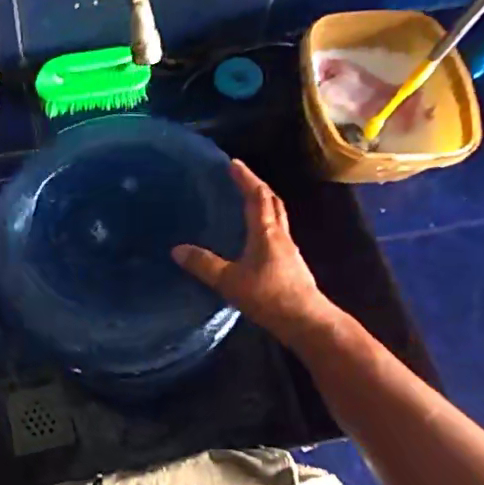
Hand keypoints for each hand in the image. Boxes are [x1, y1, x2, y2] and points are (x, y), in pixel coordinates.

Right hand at [173, 159, 339, 342]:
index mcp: (266, 232)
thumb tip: (177, 250)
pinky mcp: (291, 265)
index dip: (245, 178)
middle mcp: (281, 236)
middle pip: (272, 202)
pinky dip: (266, 225)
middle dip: (257, 186)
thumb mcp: (230, 282)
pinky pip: (277, 234)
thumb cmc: (269, 297)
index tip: (233, 163)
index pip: (257, 196)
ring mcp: (289, 250)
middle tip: (241, 177)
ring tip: (248, 202)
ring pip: (278, 217)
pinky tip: (257, 238)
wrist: (306, 321)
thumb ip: (204, 265)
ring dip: (264, 204)